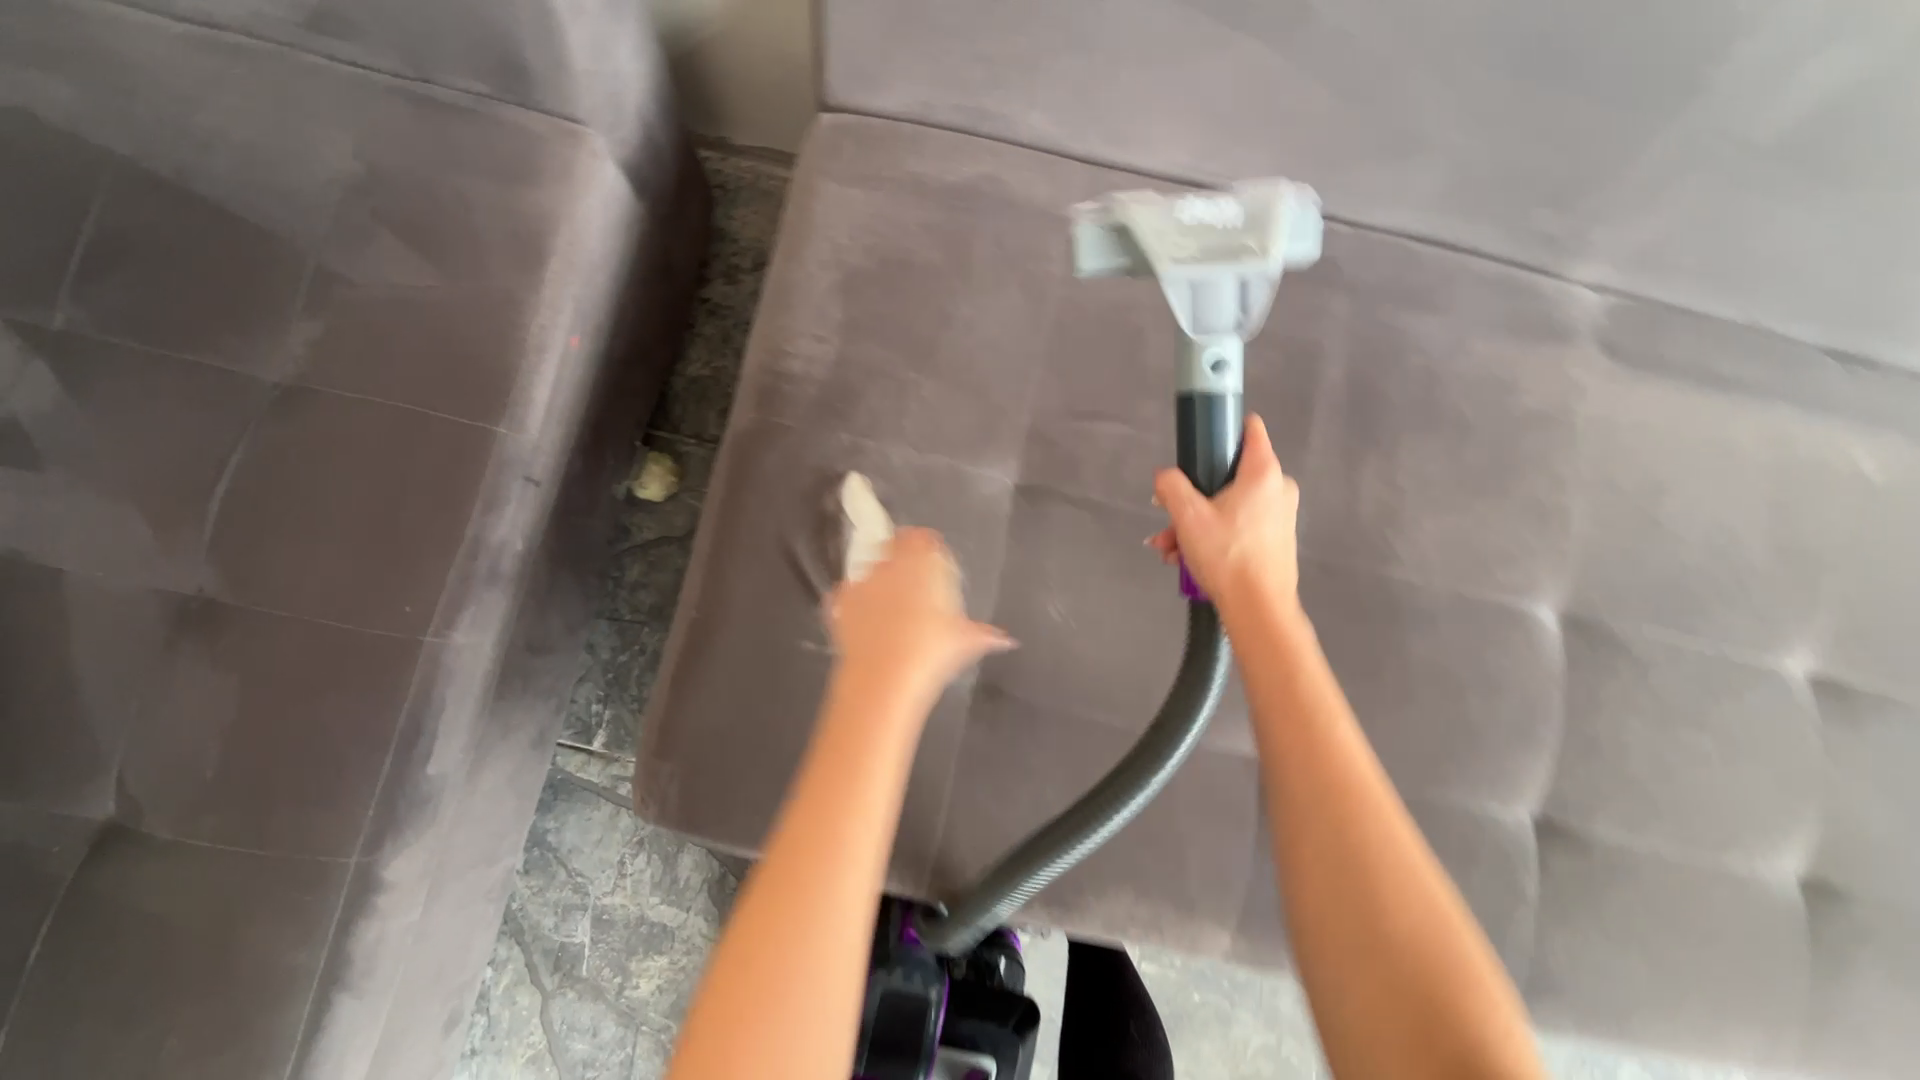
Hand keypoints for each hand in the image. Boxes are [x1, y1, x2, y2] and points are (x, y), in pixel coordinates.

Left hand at [826, 527, 1014, 693]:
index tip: (931, 560)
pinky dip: (855, 604)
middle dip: (900, 558)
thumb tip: (1005, 640)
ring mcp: (861, 582)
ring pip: (870, 569)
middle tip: (912, 583)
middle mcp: (890, 564)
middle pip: (893, 546)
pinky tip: (865, 623)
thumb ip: (984, 634)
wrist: (883, 677)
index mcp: (923, 563)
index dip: (926, 546)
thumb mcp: (965, 642)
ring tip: (888, 608)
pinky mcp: (839, 603)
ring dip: (878, 581)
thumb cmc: (931, 652)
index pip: (923, 538)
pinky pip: (848, 596)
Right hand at [1147, 414, 1301, 604]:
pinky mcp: (1274, 541)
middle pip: (1227, 477)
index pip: (1250, 429)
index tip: (1199, 444)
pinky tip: (1184, 560)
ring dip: (1193, 525)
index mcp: (1263, 472)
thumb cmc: (1226, 554)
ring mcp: (1278, 517)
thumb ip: (1171, 486)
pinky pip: (1236, 528)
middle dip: (1191, 498)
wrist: (1258, 609)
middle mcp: (1278, 488)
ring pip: (1227, 507)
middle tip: (1167, 519)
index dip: (1222, 430)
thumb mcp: (1187, 516)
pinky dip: (1210, 539)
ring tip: (1168, 548)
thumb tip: (1165, 477)